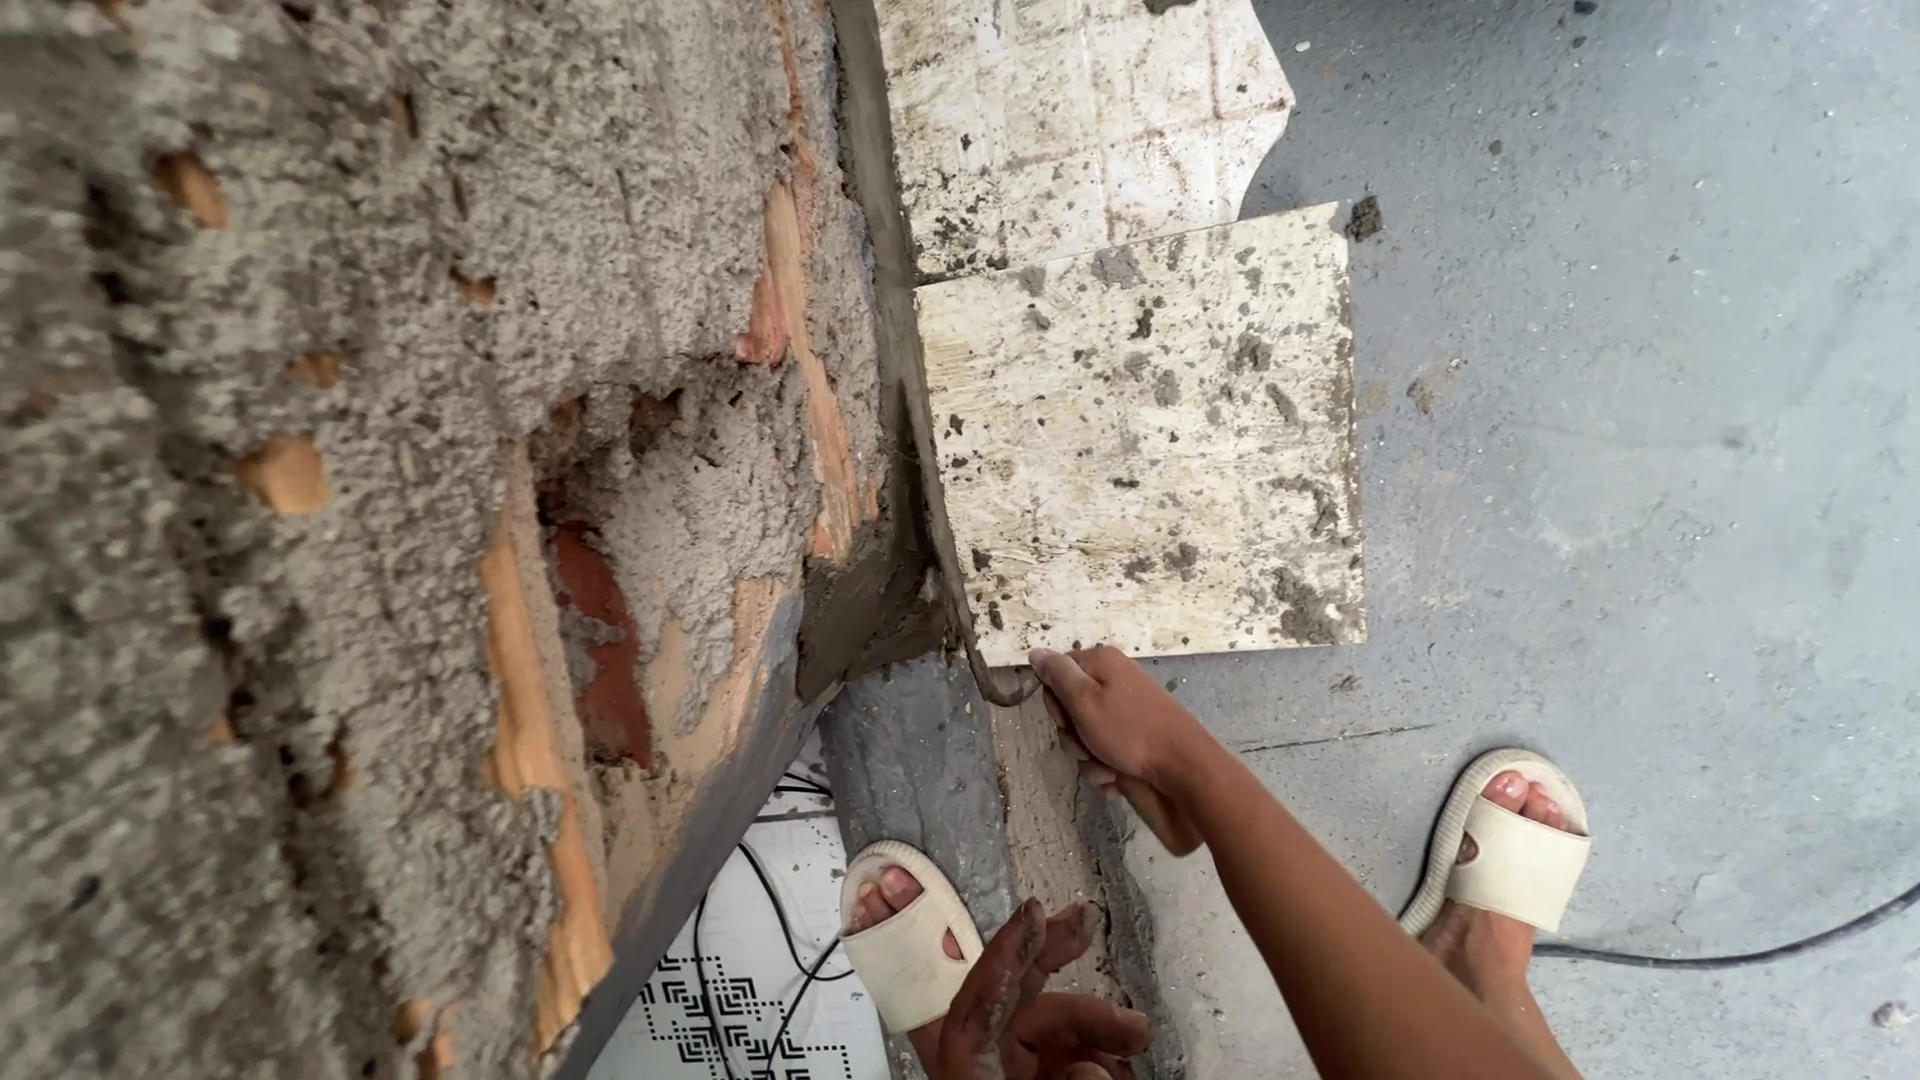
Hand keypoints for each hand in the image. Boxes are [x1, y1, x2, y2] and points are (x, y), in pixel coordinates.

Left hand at [932, 899, 1150, 1079]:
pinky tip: (1123, 1059)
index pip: (977, 998)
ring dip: (1098, 1018)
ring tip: (1138, 1030)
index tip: (1034, 910)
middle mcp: (984, 1058)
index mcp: (967, 1066)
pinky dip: (1095, 1050)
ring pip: (1052, 1024)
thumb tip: (1091, 1069)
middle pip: (1015, 989)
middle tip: (1086, 920)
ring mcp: (1009, 1066)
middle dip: (1053, 950)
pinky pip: (1064, 1053)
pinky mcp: (1031, 1076)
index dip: (1004, 952)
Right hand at [1028, 646, 1211, 792]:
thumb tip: (1036, 652)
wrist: (1184, 766)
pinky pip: (1109, 745)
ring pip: (1089, 731)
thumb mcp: (1084, 701)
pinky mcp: (1139, 729)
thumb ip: (1057, 675)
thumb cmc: (1130, 732)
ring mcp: (1128, 704)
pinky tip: (1116, 776)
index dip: (1056, 704)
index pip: (1056, 675)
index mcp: (1101, 662)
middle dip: (1074, 736)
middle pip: (1072, 706)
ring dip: (1090, 756)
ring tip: (1107, 769)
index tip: (1068, 722)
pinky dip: (1108, 763)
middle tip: (1087, 749)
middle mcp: (1114, 677)